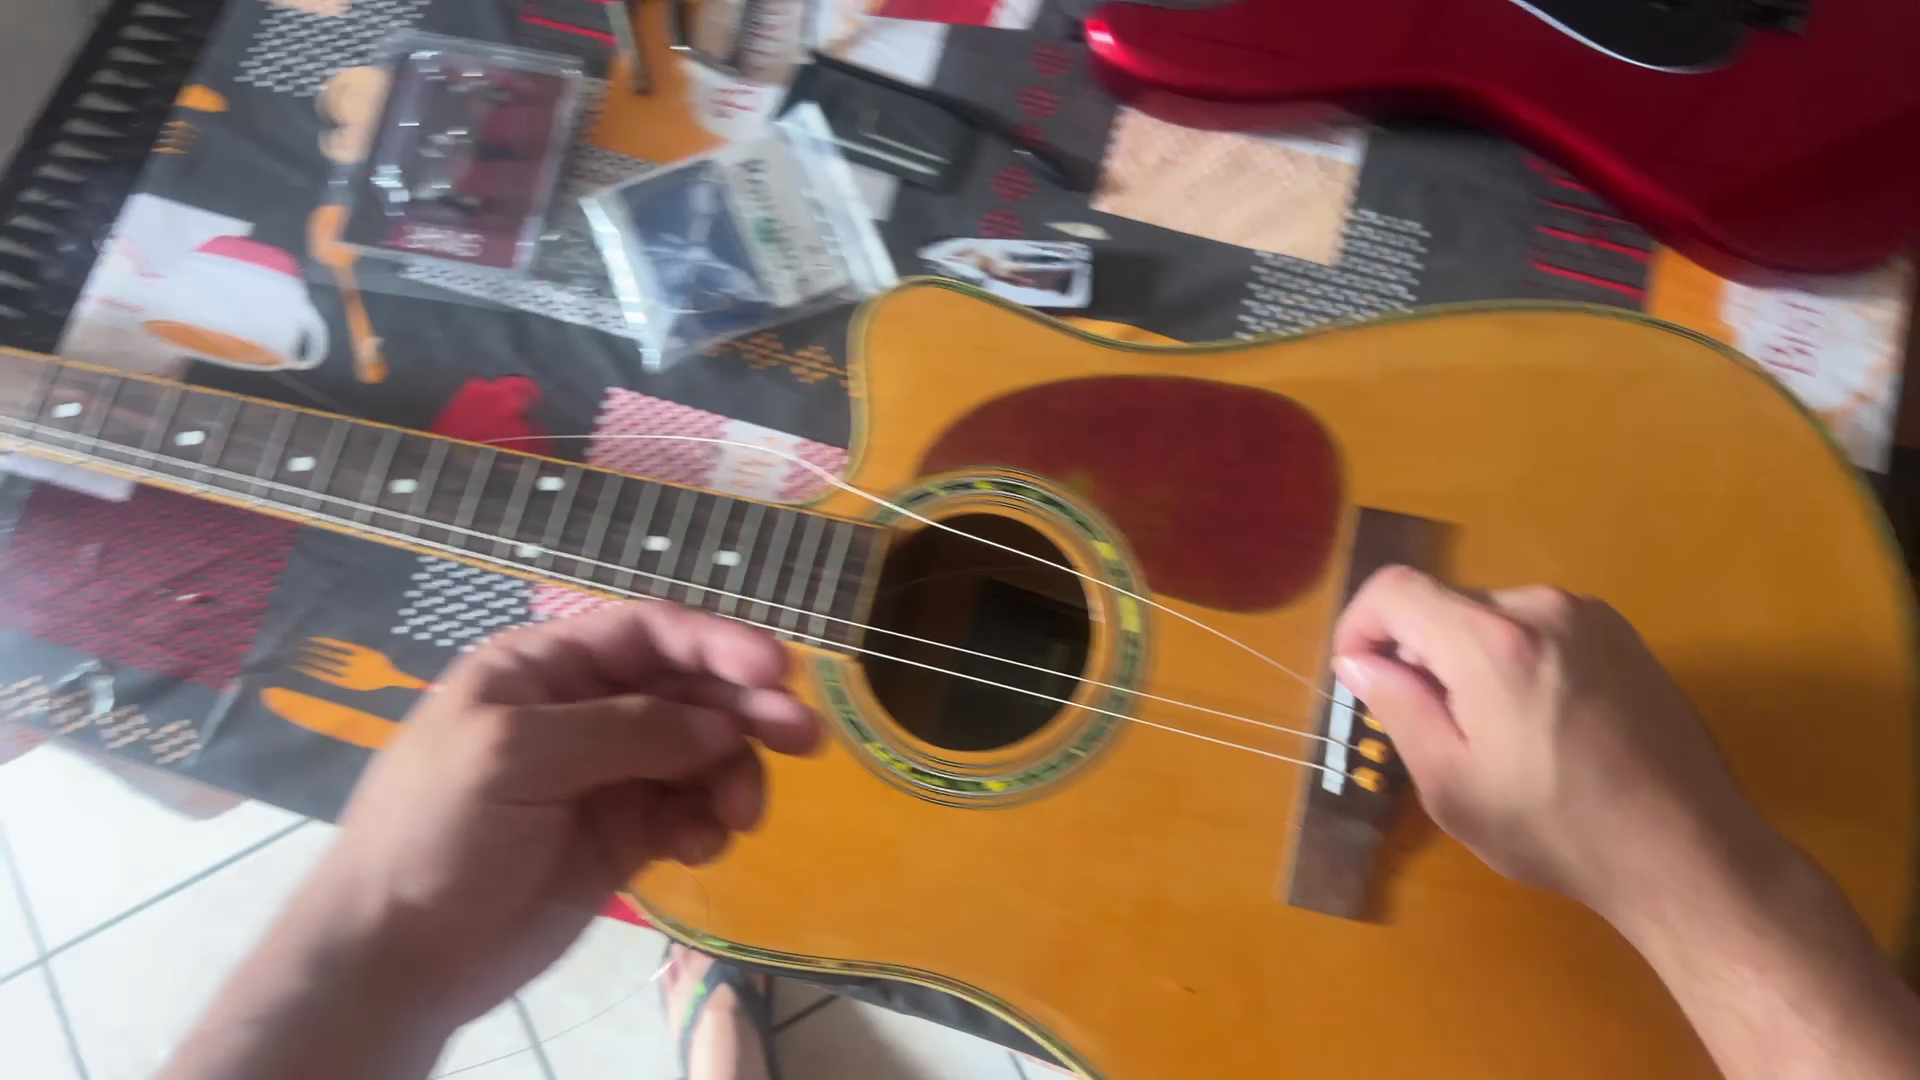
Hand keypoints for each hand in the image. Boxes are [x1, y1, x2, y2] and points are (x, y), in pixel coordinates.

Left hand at [305, 602, 819, 1021]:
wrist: (395, 965)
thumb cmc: (437, 834)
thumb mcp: (516, 758)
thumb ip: (628, 731)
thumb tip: (724, 728)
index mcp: (552, 668)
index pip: (654, 634)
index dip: (719, 644)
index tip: (778, 671)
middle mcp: (593, 708)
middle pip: (692, 692)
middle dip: (748, 713)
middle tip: (805, 737)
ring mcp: (616, 769)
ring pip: (705, 752)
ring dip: (735, 775)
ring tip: (742, 815)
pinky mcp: (632, 827)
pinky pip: (694, 807)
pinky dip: (709, 821)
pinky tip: (701, 846)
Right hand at [1330, 567, 1776, 923]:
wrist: (1692, 858)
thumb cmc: (1554, 827)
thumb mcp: (1446, 779)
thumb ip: (1394, 705)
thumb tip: (1358, 662)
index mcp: (1492, 643)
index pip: (1392, 589)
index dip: (1358, 625)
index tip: (1358, 674)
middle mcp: (1540, 608)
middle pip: (1436, 601)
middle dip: (1409, 650)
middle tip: (1420, 716)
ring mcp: (1586, 615)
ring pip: (1478, 612)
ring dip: (1455, 653)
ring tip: (1479, 722)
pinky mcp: (1616, 631)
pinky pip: (1525, 623)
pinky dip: (1501, 654)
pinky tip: (1526, 714)